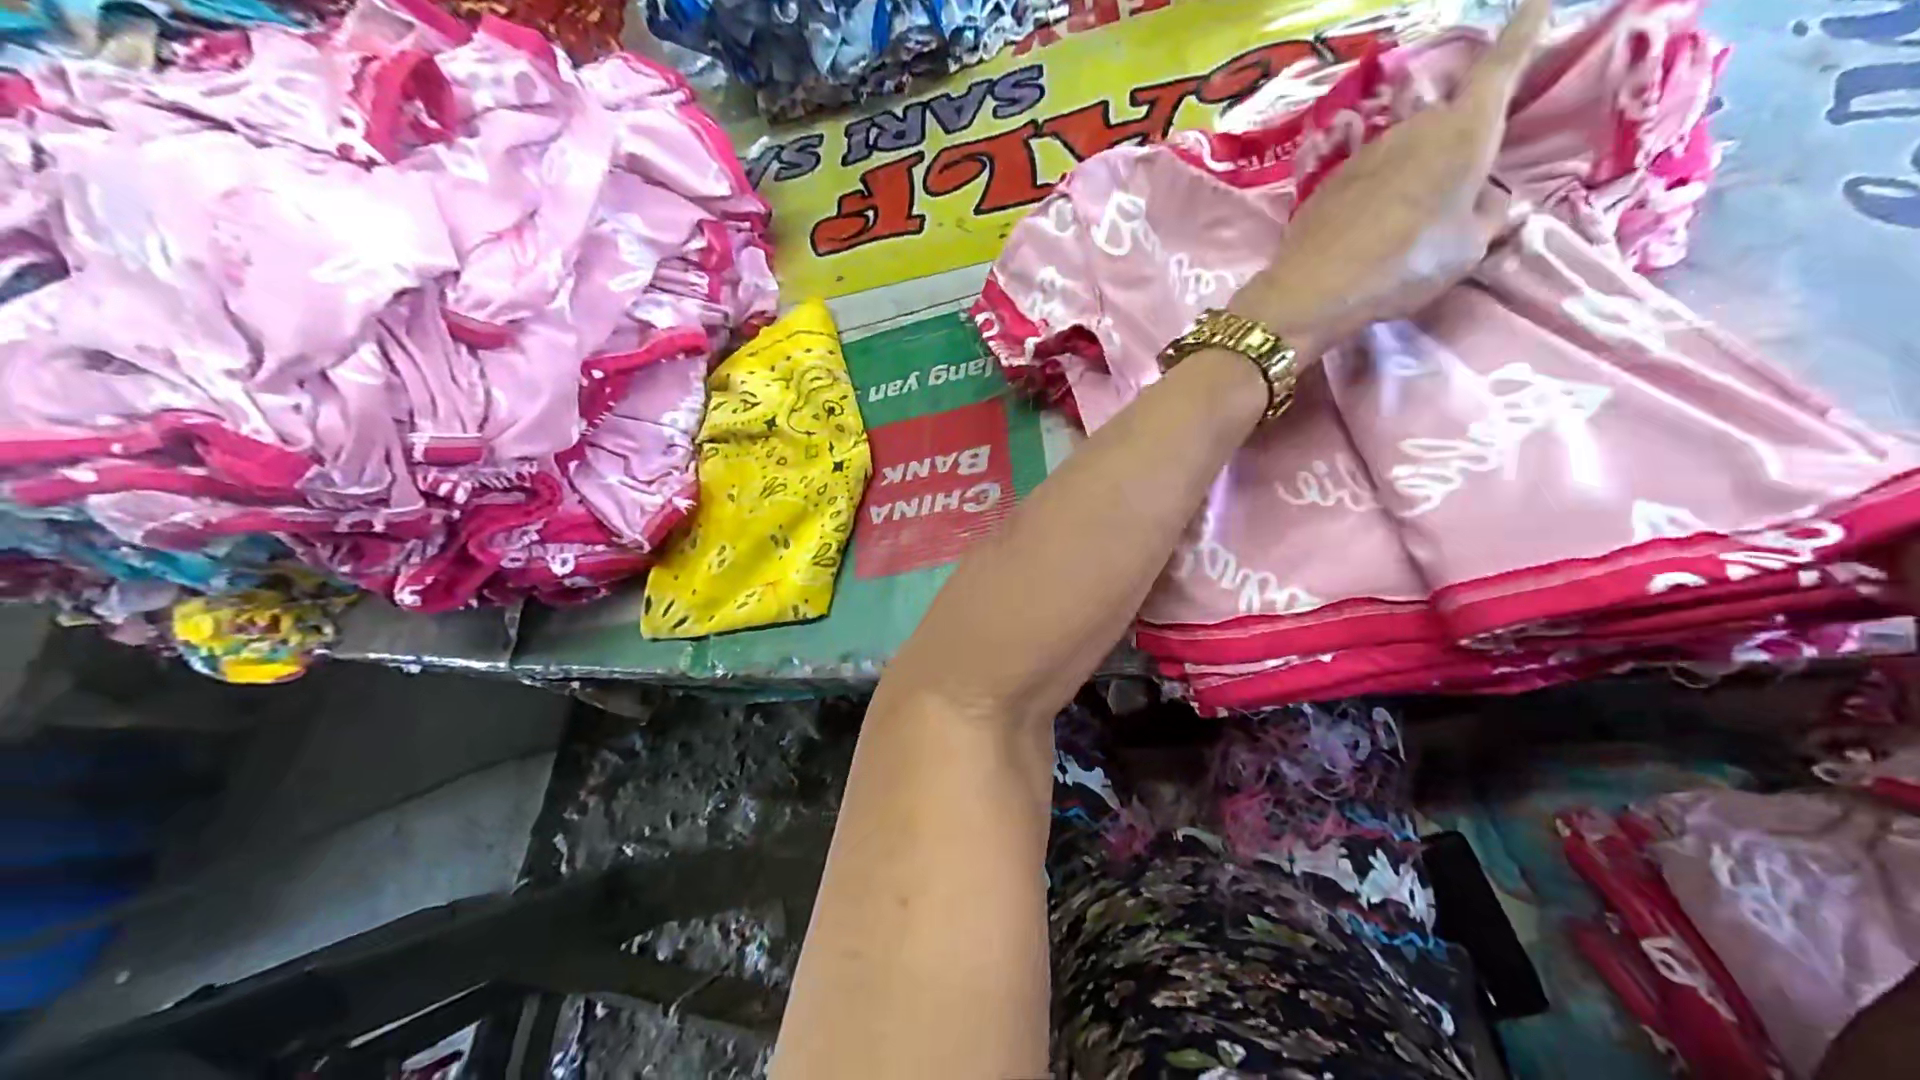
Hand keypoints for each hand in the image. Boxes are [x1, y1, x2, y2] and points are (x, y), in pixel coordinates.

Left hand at [1230, 0, 1550, 351]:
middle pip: (1445, 118)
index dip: (1522, 32)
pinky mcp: (1329, 181)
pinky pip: (1368, 177)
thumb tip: (1487, 201)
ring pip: (1404, 149)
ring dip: (1413, 172)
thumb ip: (1486, 216)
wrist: (1314, 288)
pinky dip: (1377, 194)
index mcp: (1464, 131)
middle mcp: (1413, 128)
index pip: (1501, 66)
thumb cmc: (1407, 263)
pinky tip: (1368, 230)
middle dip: (1456, 139)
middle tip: (1458, 183)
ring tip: (1407, 221)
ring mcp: (1365, 152)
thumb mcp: (1468, 246)